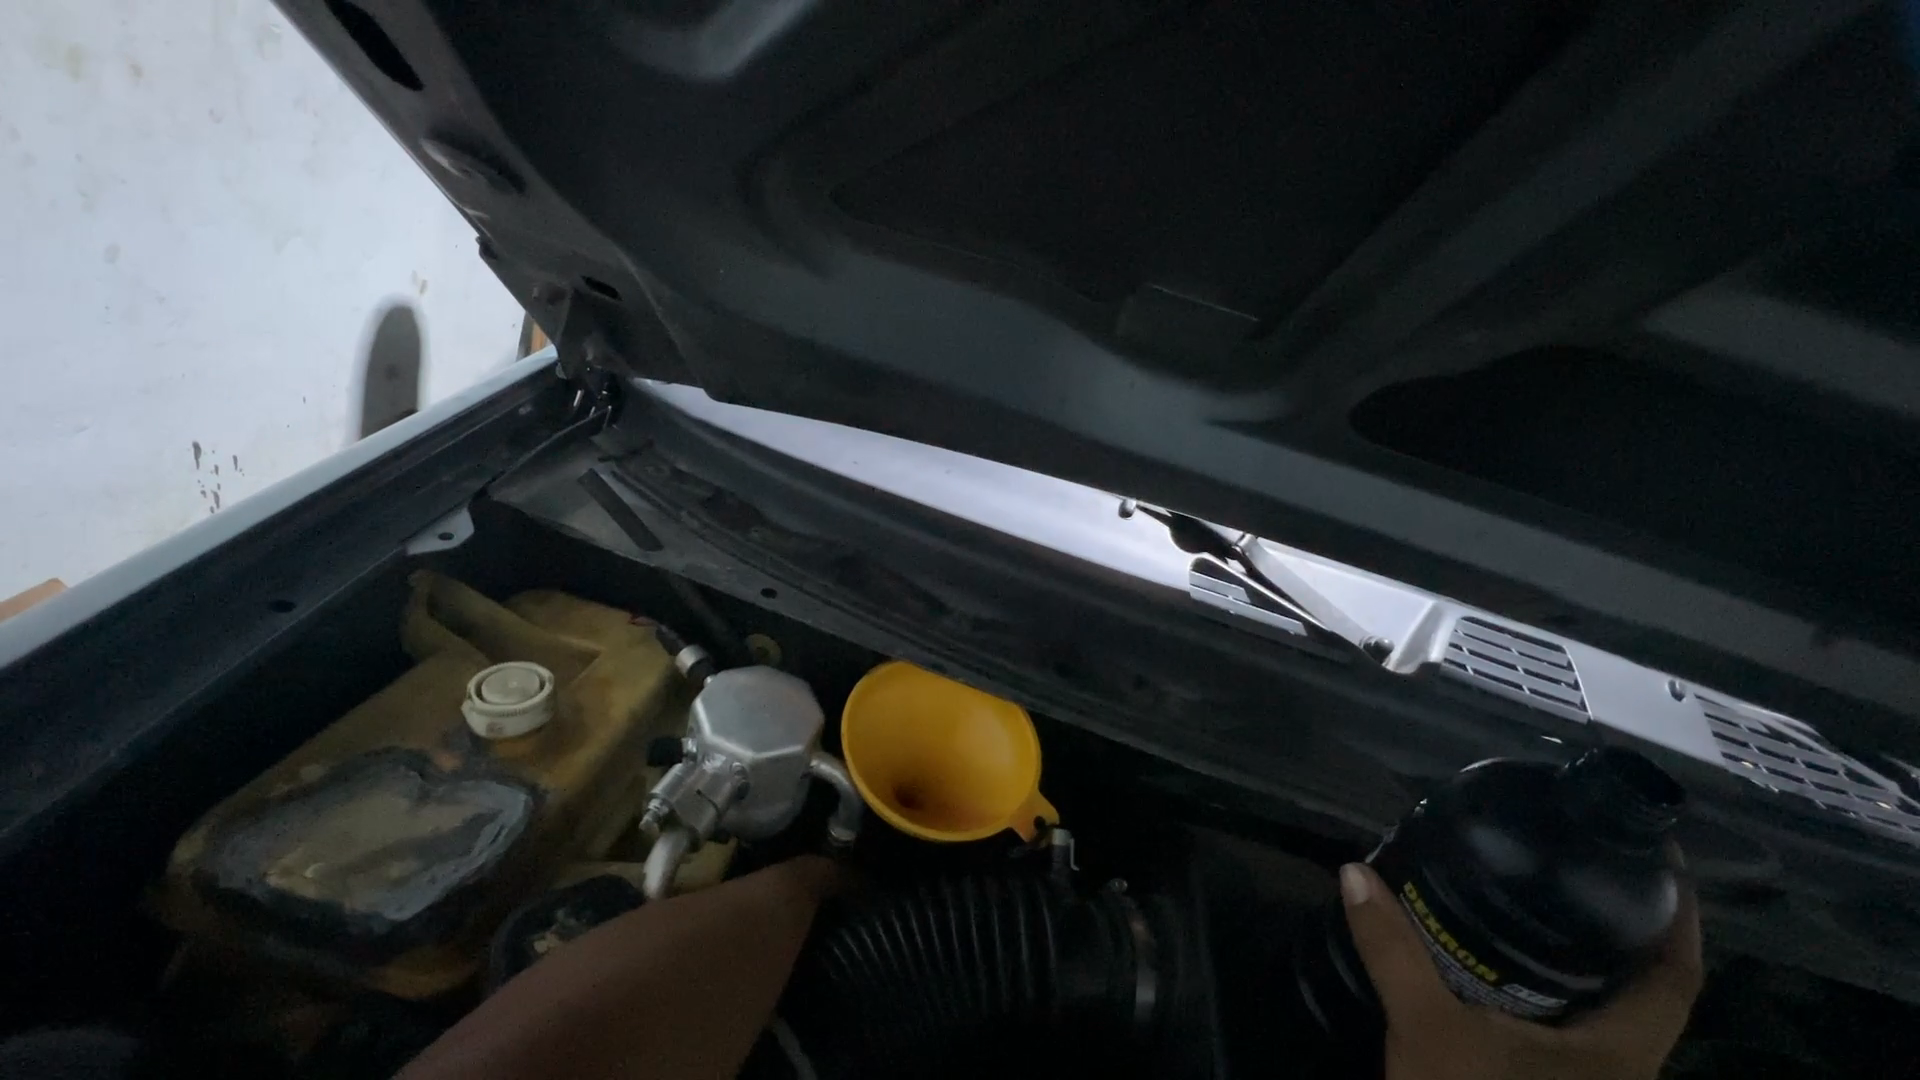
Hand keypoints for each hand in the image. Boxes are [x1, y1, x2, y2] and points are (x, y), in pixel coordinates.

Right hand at [1340, 862, 1701, 1079]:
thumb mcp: (1425, 1028)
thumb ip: (1393, 951)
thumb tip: (1354, 873)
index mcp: (1621, 1055)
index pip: (1677, 979)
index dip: (1680, 919)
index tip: (1657, 860)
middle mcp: (1622, 1071)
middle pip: (1642, 988)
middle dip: (1617, 926)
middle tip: (1571, 863)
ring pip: (1604, 1009)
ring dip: (1581, 957)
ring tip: (1534, 898)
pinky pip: (1570, 1025)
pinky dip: (1548, 985)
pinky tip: (1501, 964)